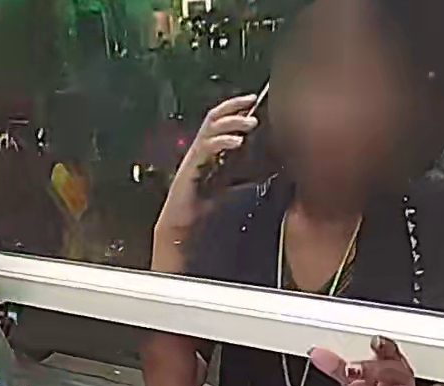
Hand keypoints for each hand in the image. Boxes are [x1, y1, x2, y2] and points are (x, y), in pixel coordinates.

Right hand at [155, 95, 259, 248]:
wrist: (180, 226)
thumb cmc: (200, 209)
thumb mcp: (226, 189)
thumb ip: (239, 177)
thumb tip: (263, 173)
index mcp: (207, 153)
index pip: (219, 122)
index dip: (235, 109)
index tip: (253, 101)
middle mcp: (199, 150)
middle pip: (213, 118)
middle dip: (233, 106)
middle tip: (252, 101)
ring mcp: (193, 157)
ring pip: (211, 129)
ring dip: (232, 122)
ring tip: (251, 123)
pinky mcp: (190, 167)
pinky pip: (207, 147)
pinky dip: (223, 141)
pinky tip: (237, 142)